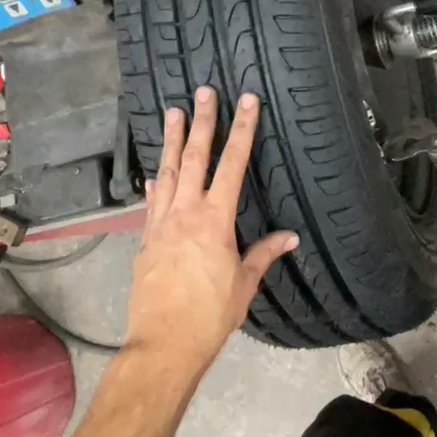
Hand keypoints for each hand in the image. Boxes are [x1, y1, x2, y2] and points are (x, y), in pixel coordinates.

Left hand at [123, 87, 298, 370]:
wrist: (162, 345)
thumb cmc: (210, 315)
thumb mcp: (244, 284)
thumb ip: (264, 254)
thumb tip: (291, 237)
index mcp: (215, 219)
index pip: (232, 164)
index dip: (241, 130)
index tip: (245, 101)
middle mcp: (185, 213)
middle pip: (194, 157)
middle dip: (202, 122)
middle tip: (202, 91)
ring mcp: (161, 224)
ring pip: (167, 172)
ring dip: (171, 140)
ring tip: (172, 112)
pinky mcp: (145, 240)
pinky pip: (151, 203)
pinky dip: (155, 184)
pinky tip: (154, 174)